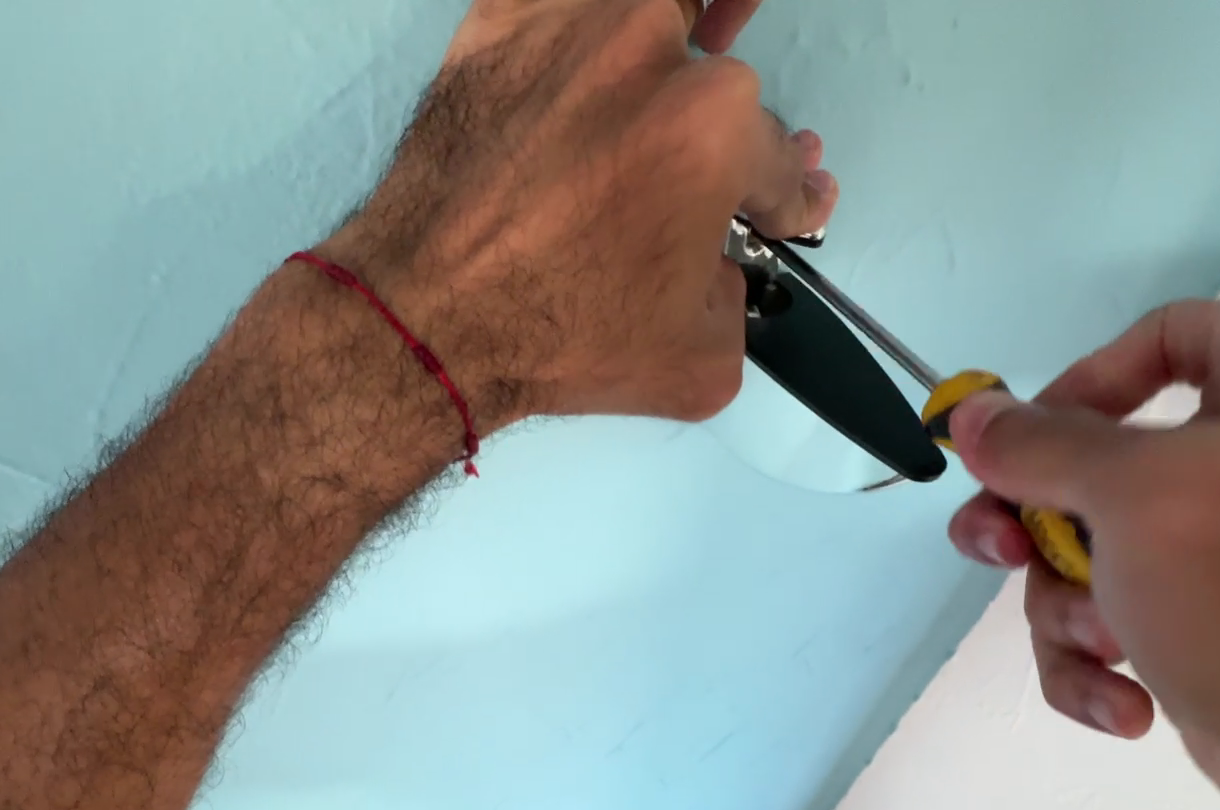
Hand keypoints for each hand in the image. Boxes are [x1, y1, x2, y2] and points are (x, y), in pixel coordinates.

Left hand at [319, 0, 836, 429]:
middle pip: (721, 86)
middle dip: (734, 141)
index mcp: (713, 131)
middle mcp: (648, 51)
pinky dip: (590, 34)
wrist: (429, 321)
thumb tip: (717, 271)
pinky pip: (565, 13)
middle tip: (724, 174)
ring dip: (681, 39)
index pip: (779, 165)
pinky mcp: (499, 24)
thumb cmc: (556, 342)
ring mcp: (568, 26)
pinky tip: (599, 63)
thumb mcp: (697, 364)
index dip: (790, 200)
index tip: (788, 211)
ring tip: (688, 63)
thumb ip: (737, 305)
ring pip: (653, 14)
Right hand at [947, 301, 1219, 809]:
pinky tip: (1122, 704)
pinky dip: (1094, 661)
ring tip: (1104, 649)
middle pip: (1094, 458)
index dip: (1069, 392)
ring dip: (1065, 605)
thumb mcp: (1149, 498)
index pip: (1156, 340)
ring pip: (1088, 549)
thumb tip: (968, 413)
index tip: (1016, 456)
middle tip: (1004, 556)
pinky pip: (1114, 616)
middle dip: (1033, 522)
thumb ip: (1043, 445)